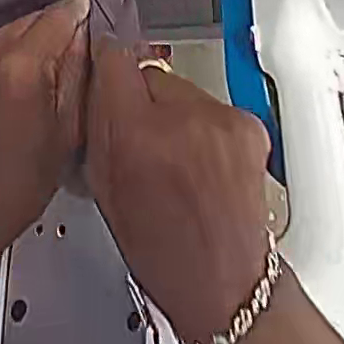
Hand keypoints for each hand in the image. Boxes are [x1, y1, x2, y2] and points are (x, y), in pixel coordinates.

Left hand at [0, 0, 90, 249]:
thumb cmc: (27, 175)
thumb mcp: (70, 125)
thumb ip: (80, 67)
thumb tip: (88, 31)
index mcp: (21, 63)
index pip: (59, 15)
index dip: (83, 14)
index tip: (100, 18)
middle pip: (37, 17)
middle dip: (61, 27)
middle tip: (84, 49)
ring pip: (19, 25)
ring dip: (40, 37)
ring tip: (58, 64)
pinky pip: (1, 37)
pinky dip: (19, 47)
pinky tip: (32, 72)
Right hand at [86, 35, 274, 343]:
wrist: (227, 284)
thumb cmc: (163, 251)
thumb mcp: (104, 187)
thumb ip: (96, 124)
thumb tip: (98, 79)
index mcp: (135, 135)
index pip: (115, 59)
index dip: (107, 63)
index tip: (107, 66)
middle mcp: (180, 119)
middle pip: (149, 73)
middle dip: (141, 98)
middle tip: (142, 134)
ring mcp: (219, 120)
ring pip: (181, 88)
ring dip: (174, 111)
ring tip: (176, 156)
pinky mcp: (247, 124)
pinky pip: (211, 105)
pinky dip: (203, 124)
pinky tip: (201, 160)